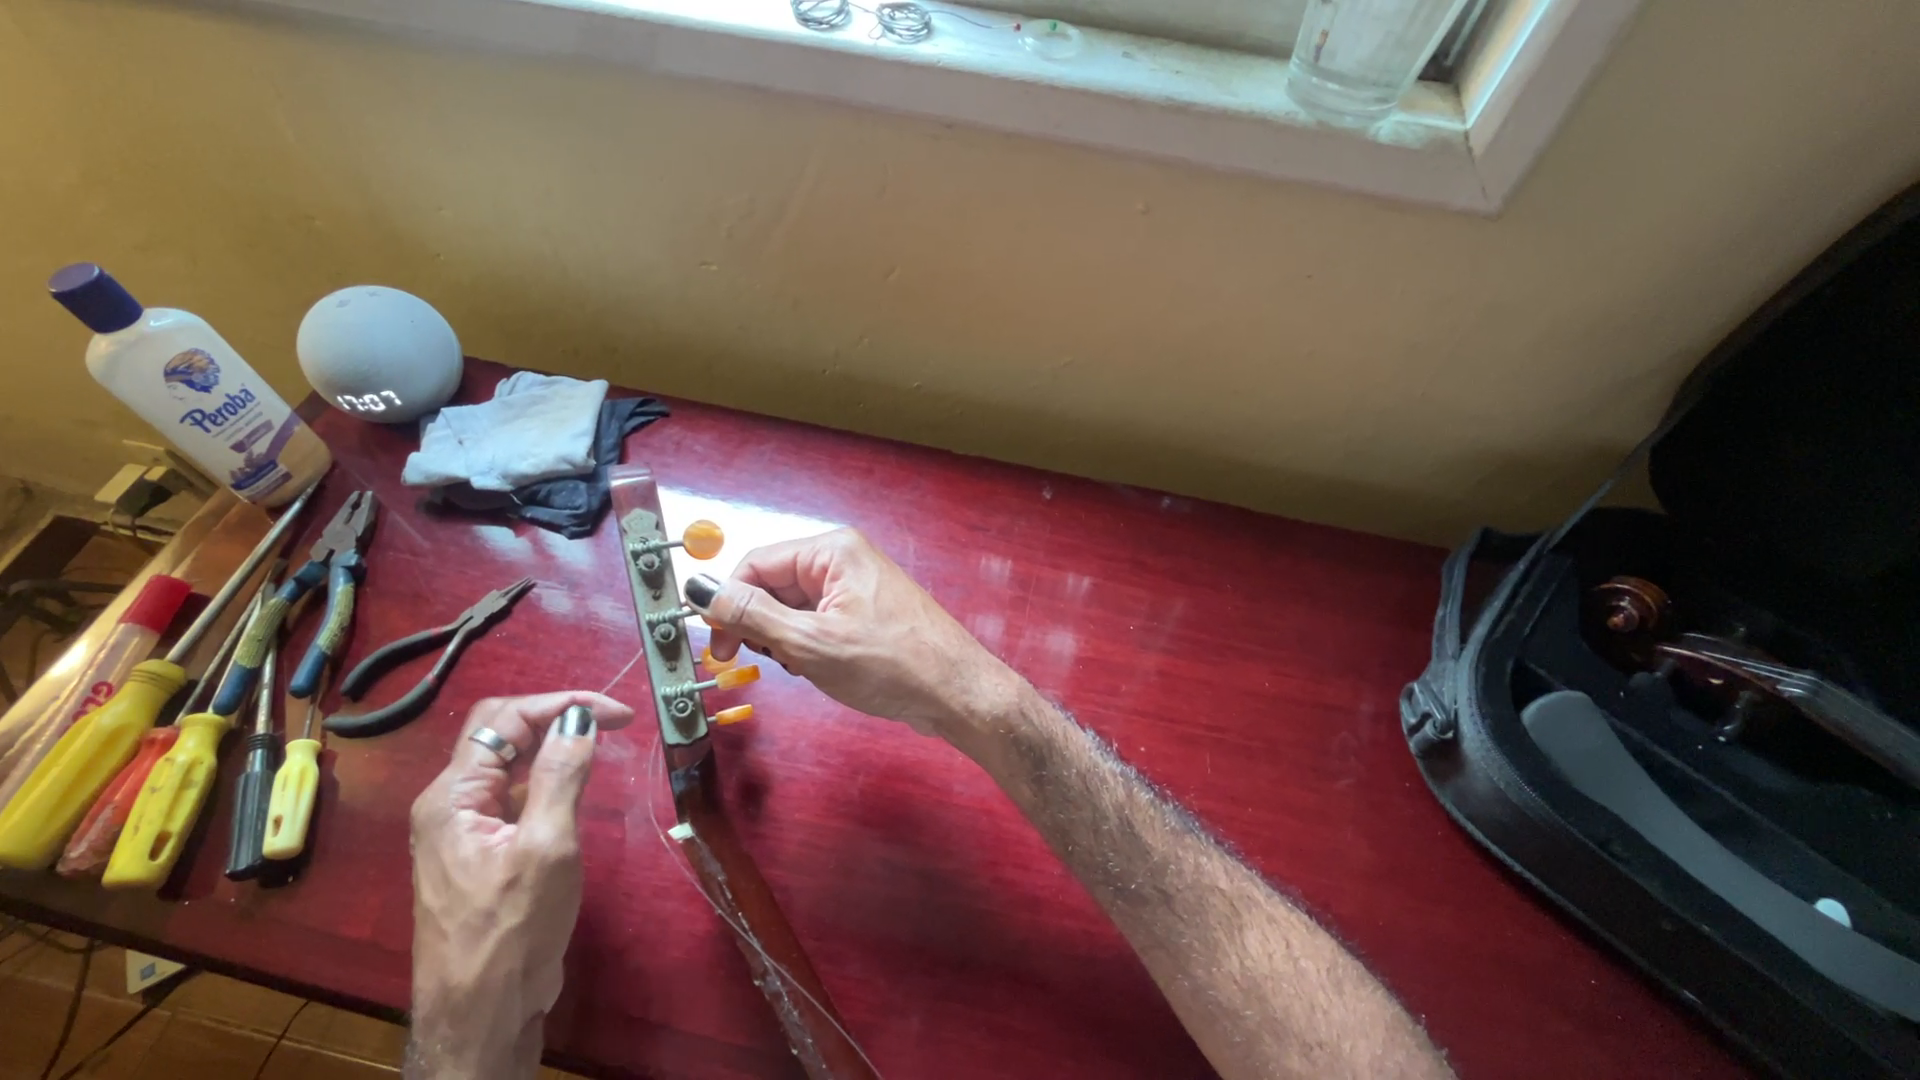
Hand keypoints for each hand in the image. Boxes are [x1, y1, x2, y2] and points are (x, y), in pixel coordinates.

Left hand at [405, 692, 633, 1079]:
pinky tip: (574, 785)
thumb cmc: (514, 929)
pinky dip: (547, 777)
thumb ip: (561, 776)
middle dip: (556, 716)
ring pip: (508, 763)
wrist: (482, 1012)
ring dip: (552, 745)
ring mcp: (464, 829)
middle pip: (501, 733)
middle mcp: (451, 803)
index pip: (505, 719)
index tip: (619, 715)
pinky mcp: (482, 851)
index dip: (563, 704)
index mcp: (453, 795)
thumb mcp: (548, 847)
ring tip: (599, 745)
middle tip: (611, 723)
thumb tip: (578, 719)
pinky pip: (513, 794)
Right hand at [692, 528, 1021, 744]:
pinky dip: (807, 647)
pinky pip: (816, 623)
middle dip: (760, 626)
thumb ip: (751, 614)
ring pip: (793, 609)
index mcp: (832, 551)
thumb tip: (702, 590)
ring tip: (805, 666)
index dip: (728, 604)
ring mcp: (856, 588)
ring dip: (785, 641)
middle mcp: (844, 561)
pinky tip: (821, 669)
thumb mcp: (809, 642)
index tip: (718, 645)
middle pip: (773, 586)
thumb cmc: (895, 664)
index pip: (756, 564)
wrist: (955, 693)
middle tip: (759, 660)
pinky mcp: (864, 614)